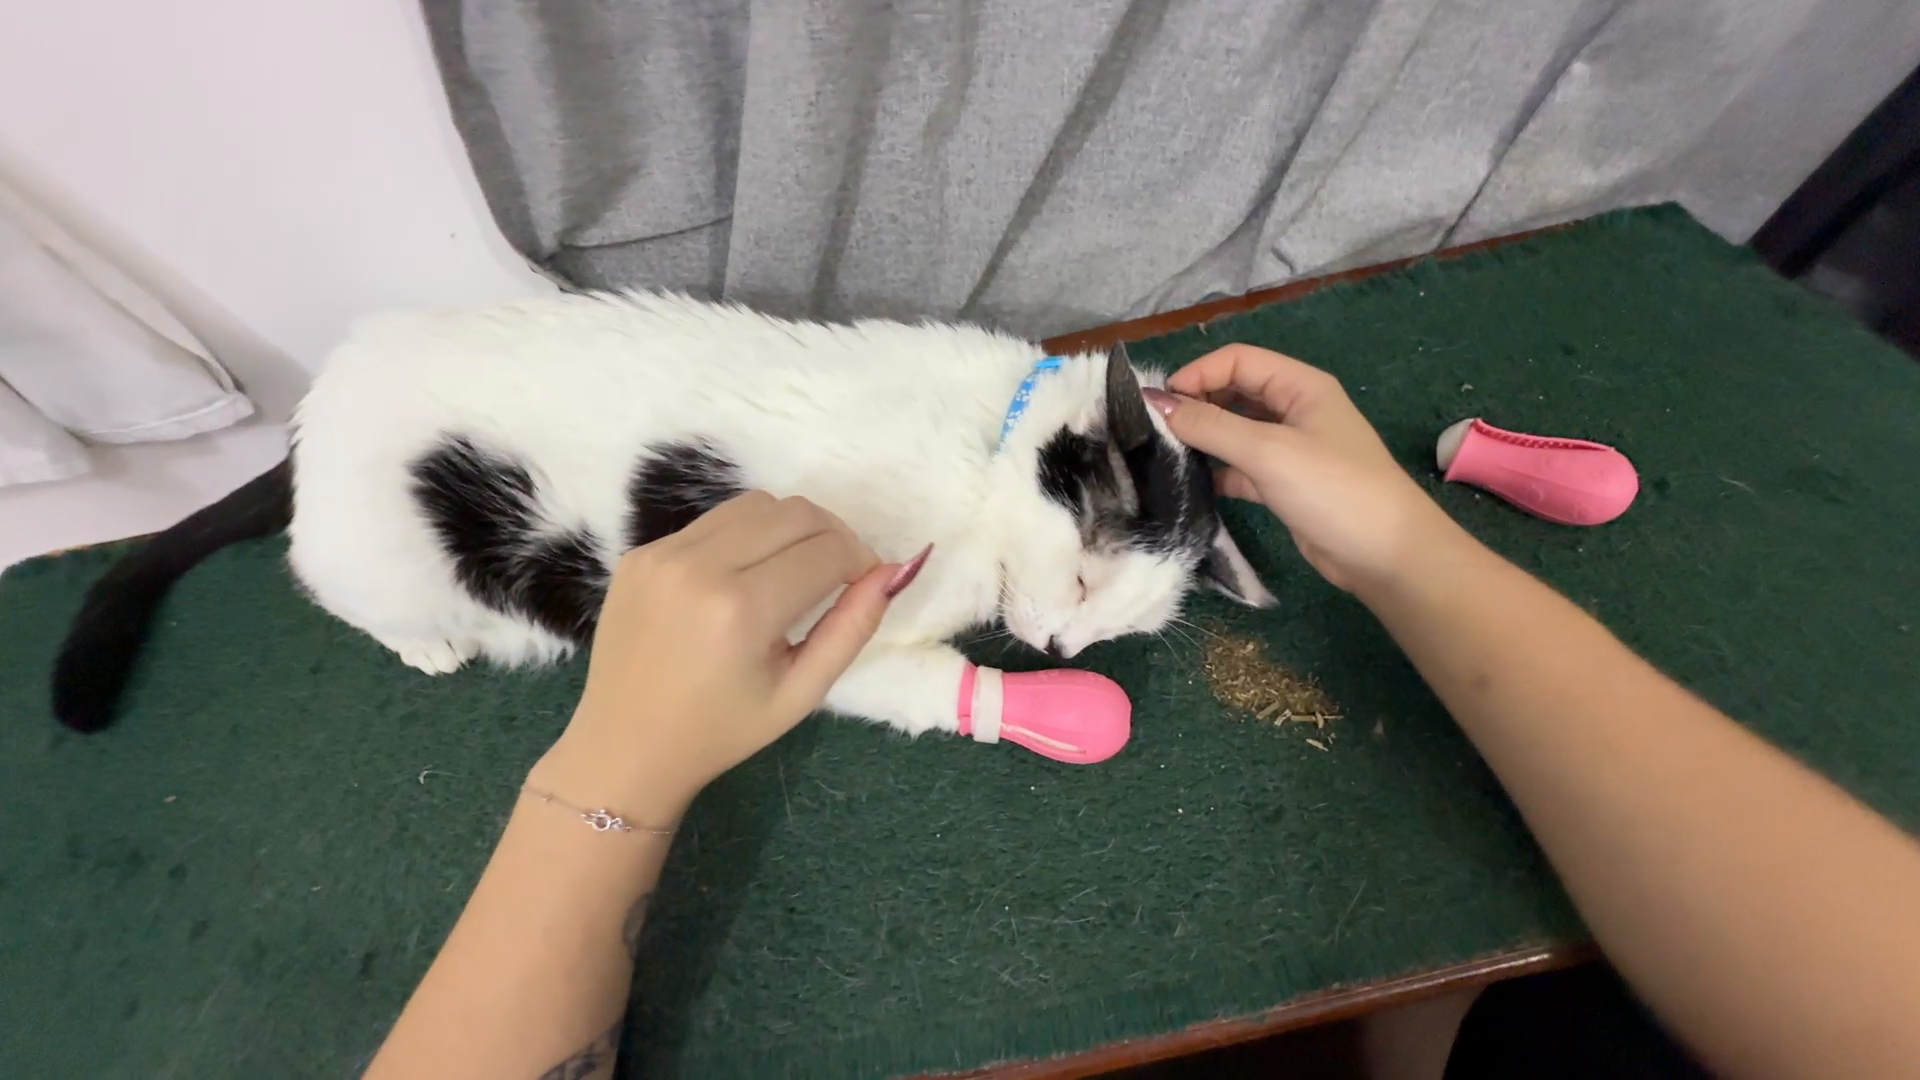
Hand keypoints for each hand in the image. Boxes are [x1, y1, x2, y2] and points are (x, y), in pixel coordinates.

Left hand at [531, 492, 919, 822]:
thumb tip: (893, 572)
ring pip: (758, 504)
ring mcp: (663, 554)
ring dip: (793, 528)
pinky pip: (717, 520)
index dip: (862, 561)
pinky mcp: (643, 552)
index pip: (828, 551)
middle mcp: (699, 567)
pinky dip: (750, 535)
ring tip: (796, 570)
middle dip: (835, 535)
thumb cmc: (723, 730)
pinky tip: (747, 575)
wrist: (625, 746)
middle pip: (797, 512)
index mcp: (741, 611)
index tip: (867, 583)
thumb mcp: (802, 692)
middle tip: (840, 573)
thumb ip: (853, 628)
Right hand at [1151, 344, 1457, 593]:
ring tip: (1164, 456)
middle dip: (1195, 405)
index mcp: (1299, 386)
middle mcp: (1293, 410)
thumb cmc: (1332, 488)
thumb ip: (1210, 426)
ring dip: (1202, 439)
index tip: (1160, 405)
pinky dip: (1214, 471)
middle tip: (1156, 432)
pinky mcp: (1281, 483)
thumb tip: (1156, 404)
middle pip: (1232, 393)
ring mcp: (1287, 448)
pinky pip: (1237, 466)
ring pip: (1233, 431)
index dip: (1197, 375)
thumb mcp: (1267, 450)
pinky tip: (1188, 484)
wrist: (1383, 554)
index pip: (1237, 361)